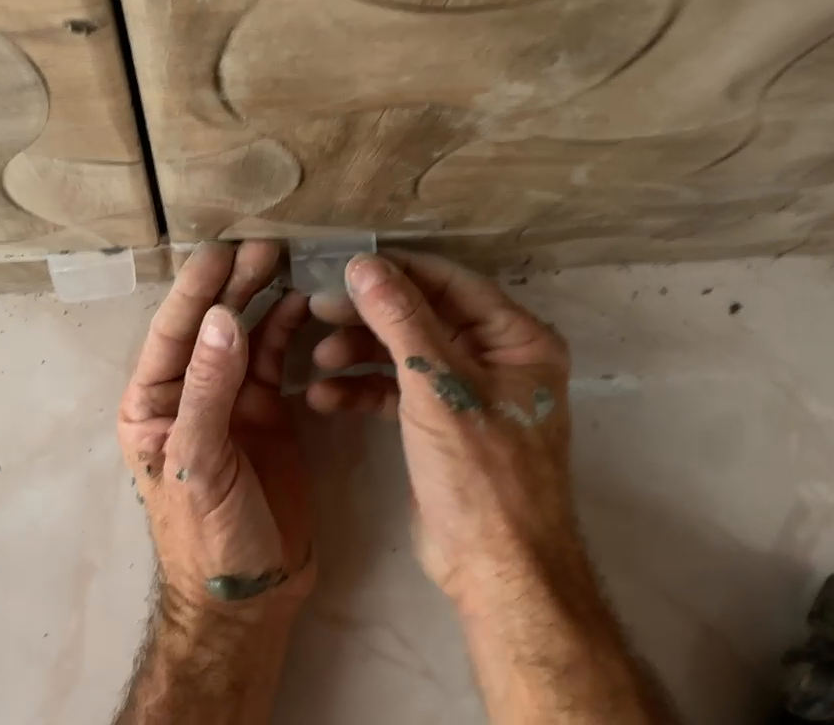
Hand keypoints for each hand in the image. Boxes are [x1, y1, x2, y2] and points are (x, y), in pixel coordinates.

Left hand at [119, 241, 314, 616]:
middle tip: (264, 244)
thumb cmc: (207, 536)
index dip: (194, 291)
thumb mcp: (199, 463)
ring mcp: (230, 398)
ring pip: (244, 336)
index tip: (220, 251)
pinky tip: (302, 305)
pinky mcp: (267, 410)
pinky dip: (287, 332)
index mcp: (151, 403)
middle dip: (233, 285)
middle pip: (210, 326)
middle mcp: (188, 391)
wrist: (252, 593)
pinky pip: (275, 361)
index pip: (172, 334)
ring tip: (287, 261)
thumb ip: (209, 390)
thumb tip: (222, 317)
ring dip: (262, 300)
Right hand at [305, 251, 578, 606]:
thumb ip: (399, 319)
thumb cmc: (480, 470)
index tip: (342, 266)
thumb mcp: (437, 386)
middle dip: (368, 316)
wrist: (494, 569)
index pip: (450, 282)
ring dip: (359, 353)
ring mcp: (464, 390)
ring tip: (318, 360)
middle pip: (421, 315)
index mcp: (517, 338)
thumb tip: (362, 264)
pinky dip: (362, 390)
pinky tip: (326, 398)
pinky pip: (396, 389)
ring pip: (403, 352)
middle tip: (316, 309)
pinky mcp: (439, 422)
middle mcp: (495, 357)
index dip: (396, 271)